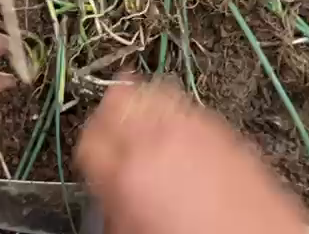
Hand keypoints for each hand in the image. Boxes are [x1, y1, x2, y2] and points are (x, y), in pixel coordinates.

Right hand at [77, 80, 308, 233]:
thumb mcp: (139, 226)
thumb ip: (117, 201)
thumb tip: (109, 194)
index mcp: (130, 170)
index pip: (88, 136)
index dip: (88, 148)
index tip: (93, 158)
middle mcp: (157, 136)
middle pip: (114, 97)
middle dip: (109, 114)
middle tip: (110, 133)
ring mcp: (191, 124)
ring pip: (150, 88)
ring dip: (141, 102)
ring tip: (141, 121)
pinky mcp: (220, 123)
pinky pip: (184, 99)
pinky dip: (174, 106)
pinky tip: (176, 127)